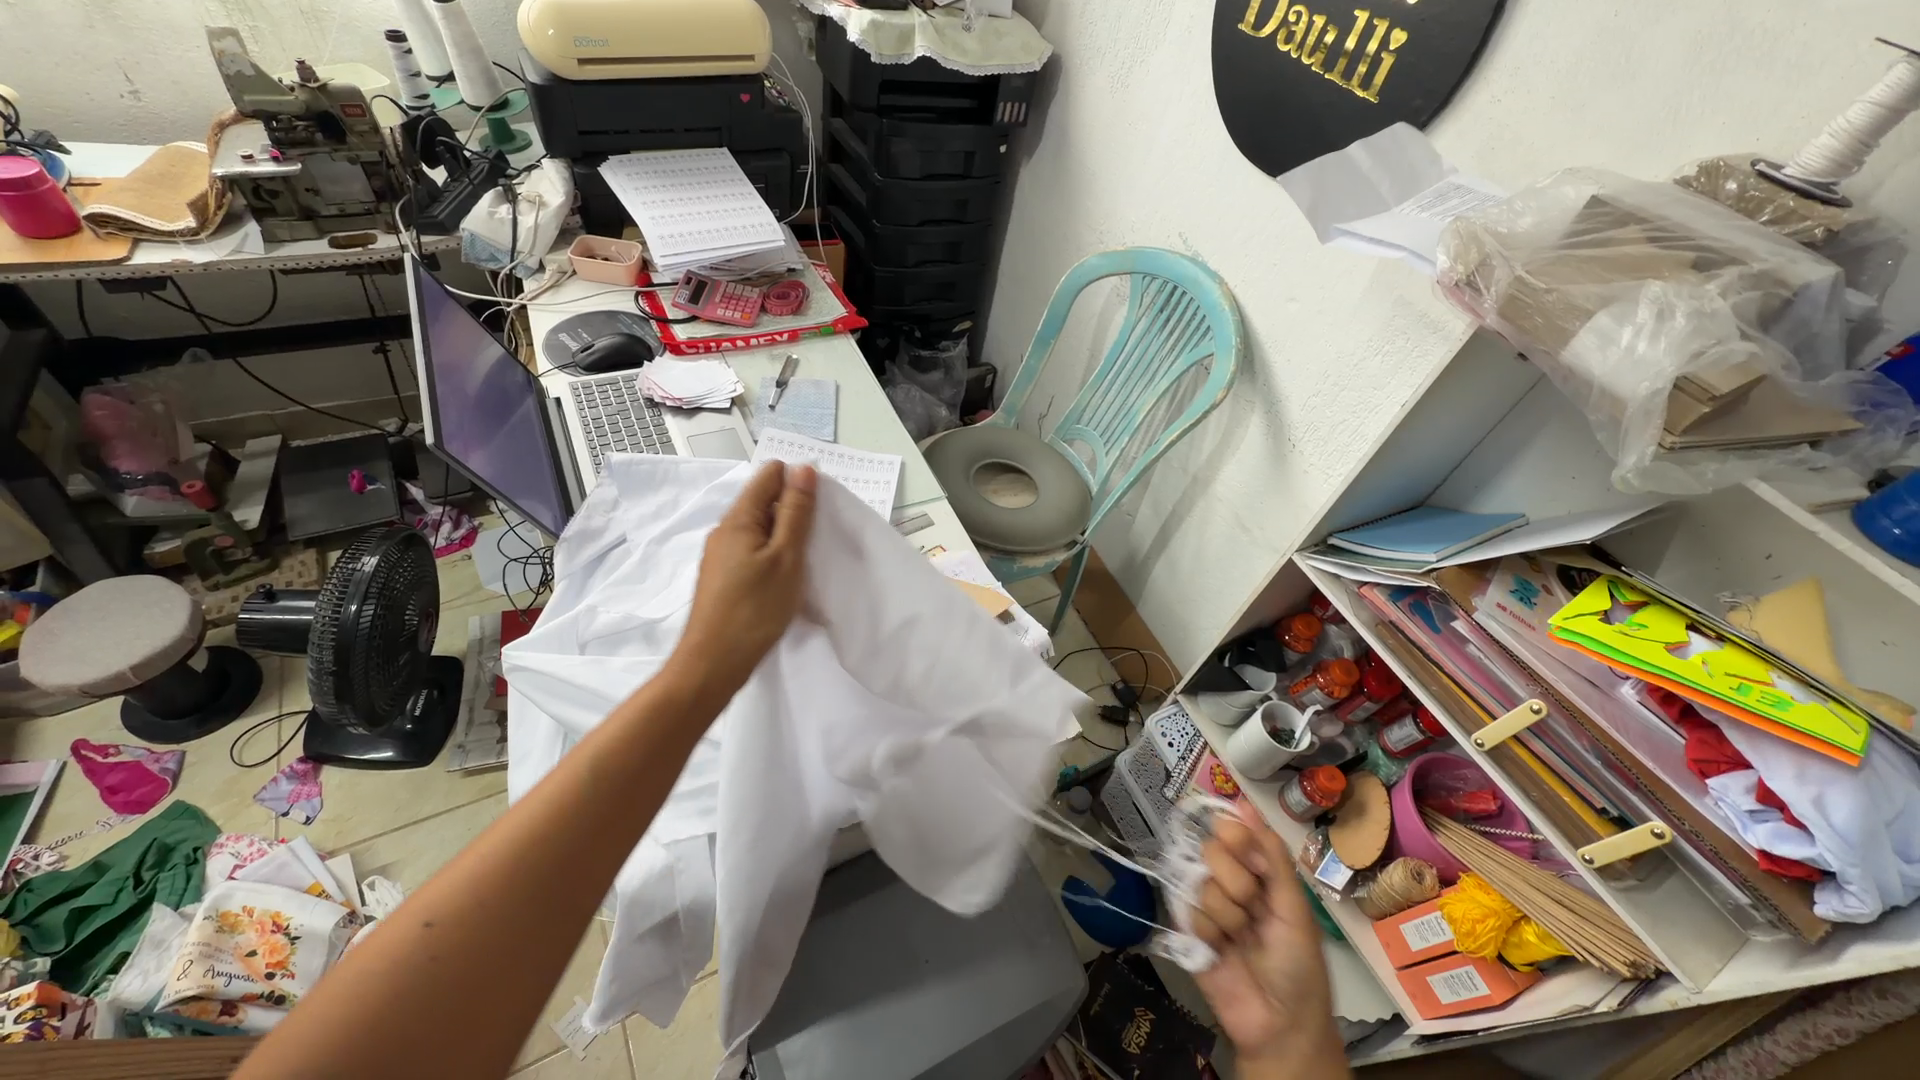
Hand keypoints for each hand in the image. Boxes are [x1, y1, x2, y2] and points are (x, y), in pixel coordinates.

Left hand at [670, 462, 816, 694]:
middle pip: (764, 501)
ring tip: (807, 558)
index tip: (820, 509)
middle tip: (819, 536)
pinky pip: (753, 551)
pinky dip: (774, 555)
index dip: (798, 482)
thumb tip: (803, 469)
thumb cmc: (755, 609)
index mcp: (738, 518)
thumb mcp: (786, 557)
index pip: (769, 475)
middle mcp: (725, 530)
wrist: (714, 663)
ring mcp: (722, 555)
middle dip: (794, 509)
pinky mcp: (724, 577)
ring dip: (785, 535)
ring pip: (760, 528)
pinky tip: (788, 577)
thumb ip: (796, 512)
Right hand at [1191, 805, 1348, 1079]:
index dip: (1235, 834)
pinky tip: (1224, 951)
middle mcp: (1232, 883)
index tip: (1246, 851)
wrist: (1281, 1023)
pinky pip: (1188, 911)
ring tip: (1243, 939)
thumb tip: (1246, 803)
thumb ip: (1272, 856)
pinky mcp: (1189, 931)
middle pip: (1212, 850)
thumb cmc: (1299, 966)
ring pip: (1201, 882)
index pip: (1233, 831)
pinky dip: (1210, 932)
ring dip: (1228, 913)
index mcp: (1260, 873)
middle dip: (1236, 880)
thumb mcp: (1295, 907)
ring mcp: (1209, 906)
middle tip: (1254, 908)